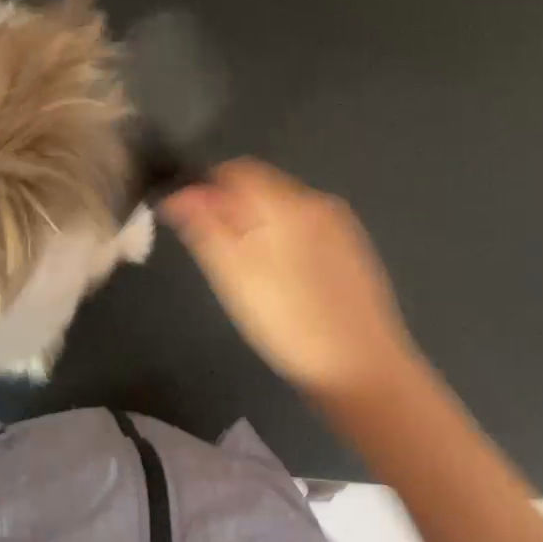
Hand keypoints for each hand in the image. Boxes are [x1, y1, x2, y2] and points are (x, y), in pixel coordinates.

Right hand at [162, 159, 418, 403]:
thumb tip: (177, 193)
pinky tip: (284, 284)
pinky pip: (305, 230)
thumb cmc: (290, 322)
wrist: (365, 372)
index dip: (206, 190)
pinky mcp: (353, 251)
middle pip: (260, 187)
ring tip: (250, 276)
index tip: (190, 223)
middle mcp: (317, 201)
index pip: (235, 169)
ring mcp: (340, 226)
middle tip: (219, 257)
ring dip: (258, 227)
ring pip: (283, 210)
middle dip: (233, 211)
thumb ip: (203, 226)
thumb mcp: (233, 275)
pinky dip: (284, 243)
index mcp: (287, 202)